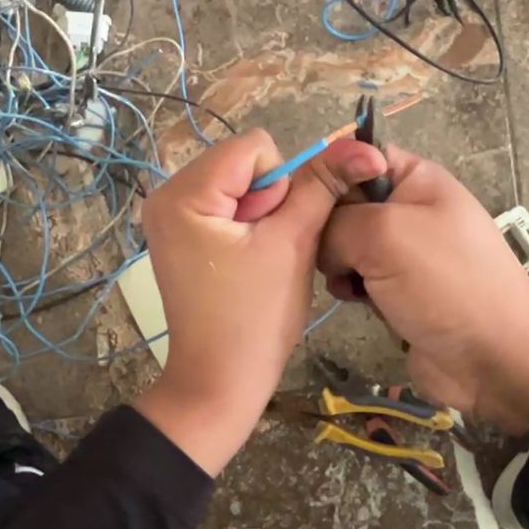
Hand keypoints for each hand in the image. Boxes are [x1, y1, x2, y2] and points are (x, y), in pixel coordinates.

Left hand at [134, 129, 386, 473]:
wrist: (219, 382)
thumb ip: (324, 185)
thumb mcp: (293, 244)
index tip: (275, 232)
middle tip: (267, 250)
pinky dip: (246, 225)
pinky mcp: (178, 233)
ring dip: (262, 213)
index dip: (281, 185)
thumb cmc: (255, 318)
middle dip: (270, 199)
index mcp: (184, 193)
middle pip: (243, 162)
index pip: (255, 147)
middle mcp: (165, 194)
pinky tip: (248, 262)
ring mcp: (168, 215)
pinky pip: (225, 204)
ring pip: (239, 182)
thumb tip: (364, 146)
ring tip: (259, 259)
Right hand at [316, 146, 528, 437]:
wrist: (494, 358)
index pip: (356, 157)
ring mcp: (402, 251)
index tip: (305, 203)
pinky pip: (357, 276)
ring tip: (350, 283)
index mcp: (415, 178)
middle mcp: (408, 207)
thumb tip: (318, 239)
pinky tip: (356, 301)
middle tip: (332, 253)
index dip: (327, 174)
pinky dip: (351, 287)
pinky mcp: (396, 288)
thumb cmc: (446, 283)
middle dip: (330, 227)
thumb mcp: (386, 234)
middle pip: (344, 202)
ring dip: (339, 264)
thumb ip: (336, 220)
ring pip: (344, 243)